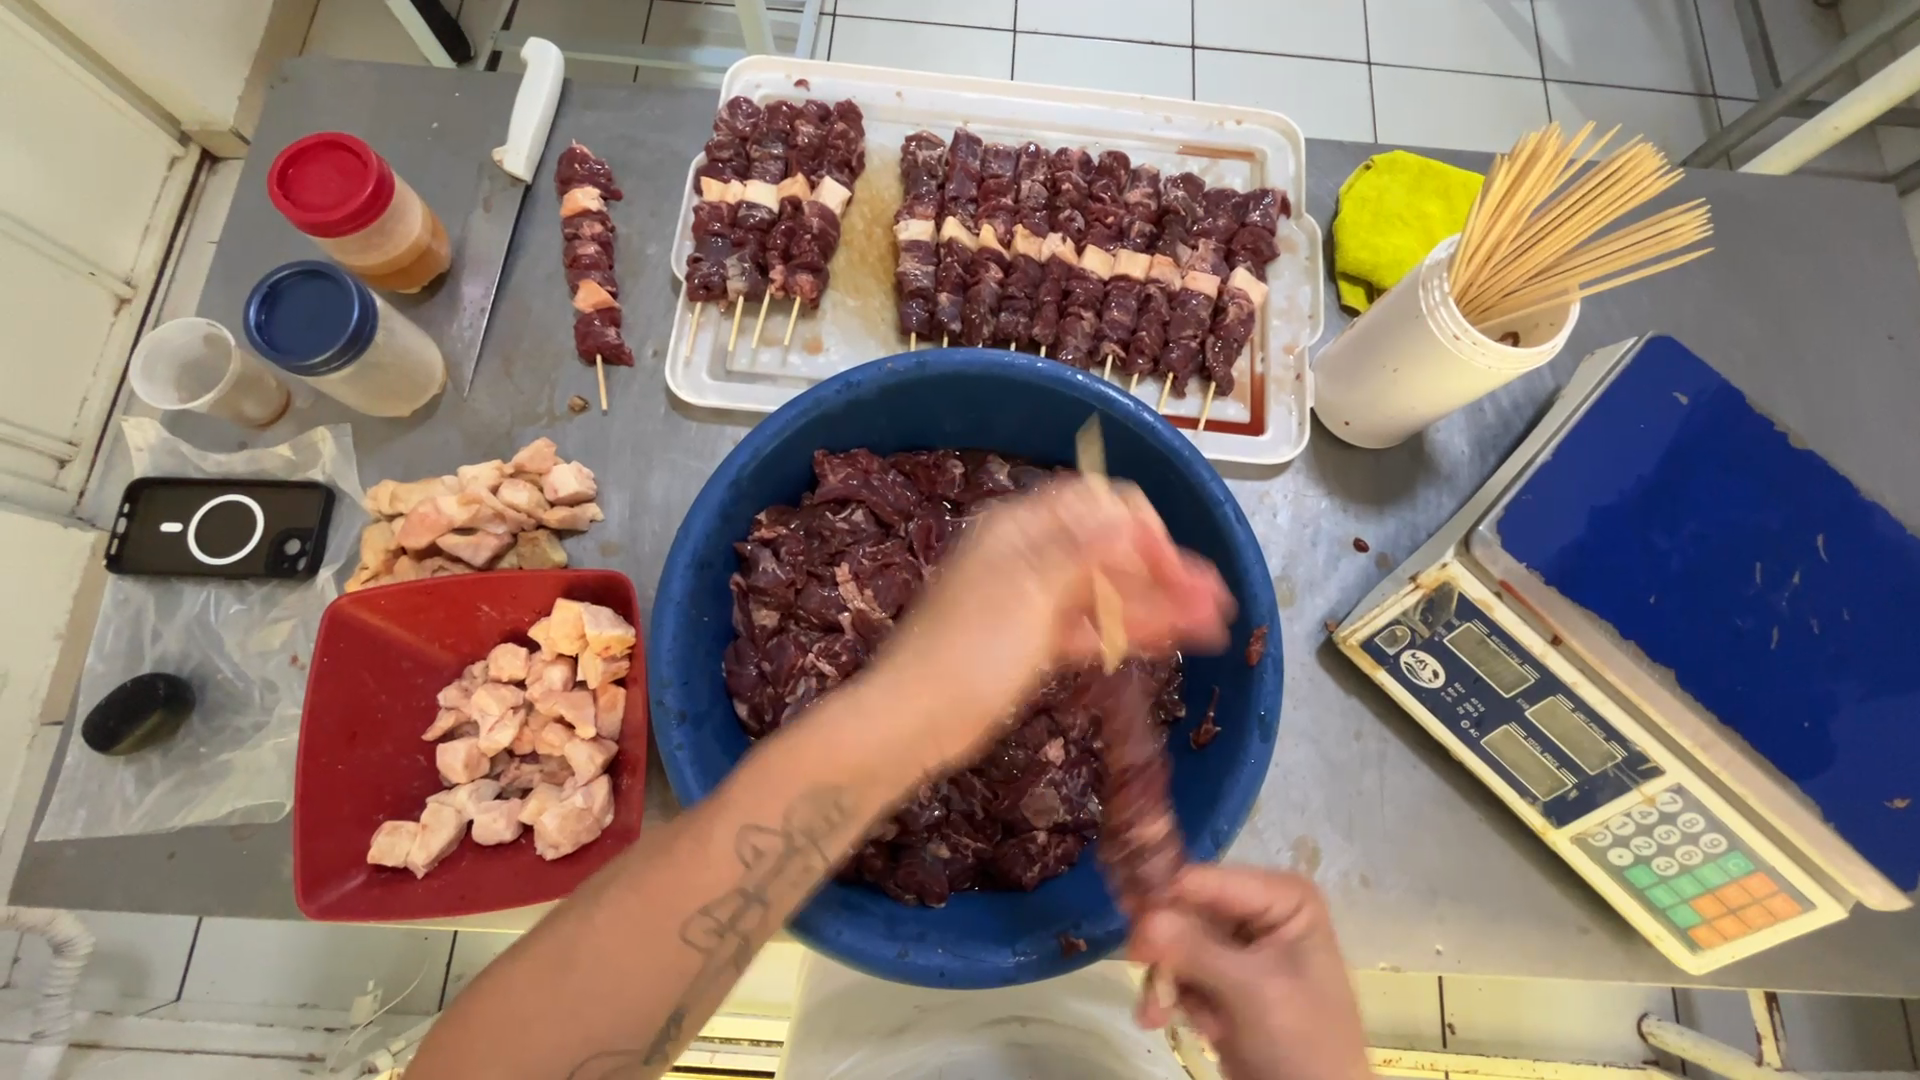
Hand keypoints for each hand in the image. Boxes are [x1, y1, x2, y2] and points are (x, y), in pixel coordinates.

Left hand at [862, 478, 1232, 770]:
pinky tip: (1170, 641)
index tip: (1174, 566)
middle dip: (1163, 571)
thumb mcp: (1029, 590)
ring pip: (1106, 592)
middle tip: (1216, 599)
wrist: (914, 719)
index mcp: (1022, 528)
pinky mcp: (1035, 640)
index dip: (1141, 529)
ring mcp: (1033, 599)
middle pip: (1108, 551)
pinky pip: (1090, 626)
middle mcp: (1031, 555)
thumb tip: (1129, 513)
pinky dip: (1128, 631)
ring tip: (1212, 624)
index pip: (1096, 505)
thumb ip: (1085, 550)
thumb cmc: (969, 649)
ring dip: (1157, 604)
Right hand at [1130, 865, 1370, 1079]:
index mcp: (1281, 897)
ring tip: (1157, 1013)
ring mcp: (1238, 946)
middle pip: (1185, 910)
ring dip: (1164, 977)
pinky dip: (1168, 994)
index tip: (1128, 914)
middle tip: (1137, 965)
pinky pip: (1177, 969)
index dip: (1164, 895)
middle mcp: (1258, 911)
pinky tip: (1162, 1018)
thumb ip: (1195, 949)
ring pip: (1174, 941)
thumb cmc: (1304, 1044)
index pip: (1205, 880)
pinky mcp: (1221, 979)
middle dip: (1164, 948)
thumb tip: (1139, 918)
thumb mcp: (1253, 991)